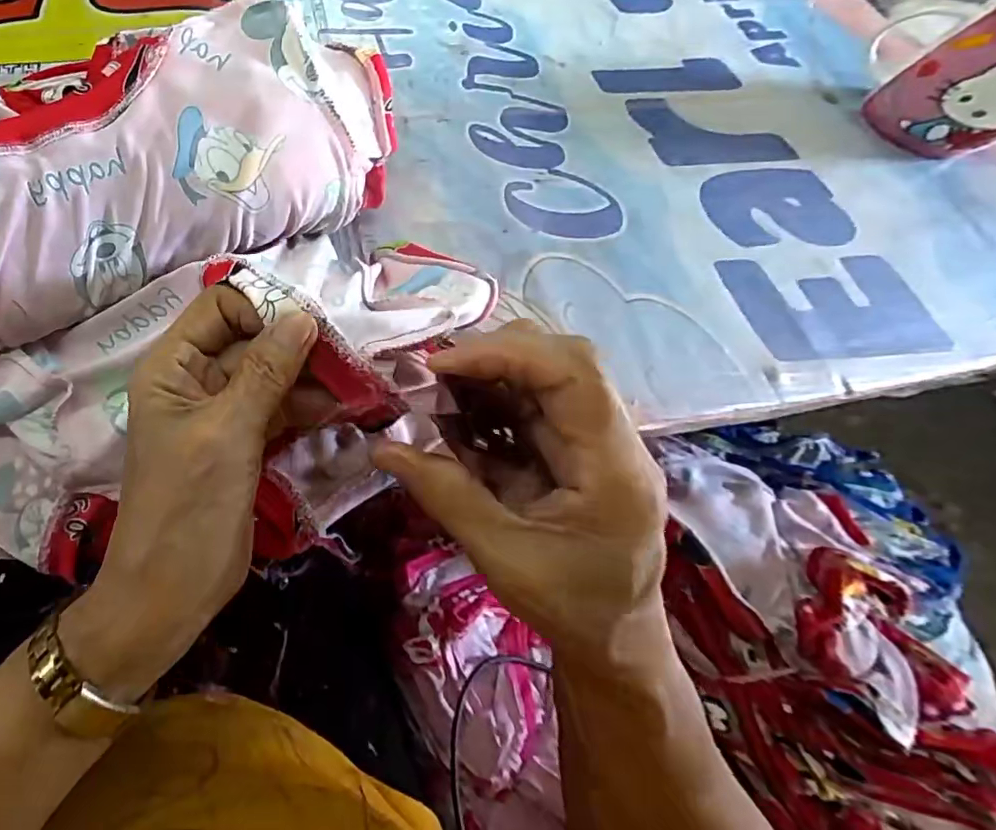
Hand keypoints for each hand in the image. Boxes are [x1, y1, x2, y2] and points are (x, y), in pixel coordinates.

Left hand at [59, 286, 317, 700]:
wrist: (168, 592)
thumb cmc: (188, 507)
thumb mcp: (227, 433)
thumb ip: (265, 372)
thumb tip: (302, 316)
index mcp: (171, 367)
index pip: (217, 309)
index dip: (262, 308)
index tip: (314, 324)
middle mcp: (191, 381)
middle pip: (247, 340)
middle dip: (296, 343)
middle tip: (352, 353)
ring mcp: (217, 413)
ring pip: (267, 376)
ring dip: (309, 376)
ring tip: (358, 381)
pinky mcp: (239, 443)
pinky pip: (274, 410)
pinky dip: (304, 407)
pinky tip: (343, 407)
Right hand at [371, 321, 668, 670]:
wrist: (614, 640)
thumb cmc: (569, 604)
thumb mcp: (501, 554)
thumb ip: (445, 494)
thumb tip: (382, 447)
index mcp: (612, 467)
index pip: (571, 373)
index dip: (502, 355)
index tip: (438, 367)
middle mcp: (609, 439)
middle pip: (559, 358)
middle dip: (488, 355)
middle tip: (430, 376)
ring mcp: (590, 439)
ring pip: (540, 371)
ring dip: (481, 373)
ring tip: (432, 392)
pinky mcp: (568, 446)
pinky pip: (525, 400)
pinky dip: (482, 397)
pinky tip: (450, 414)